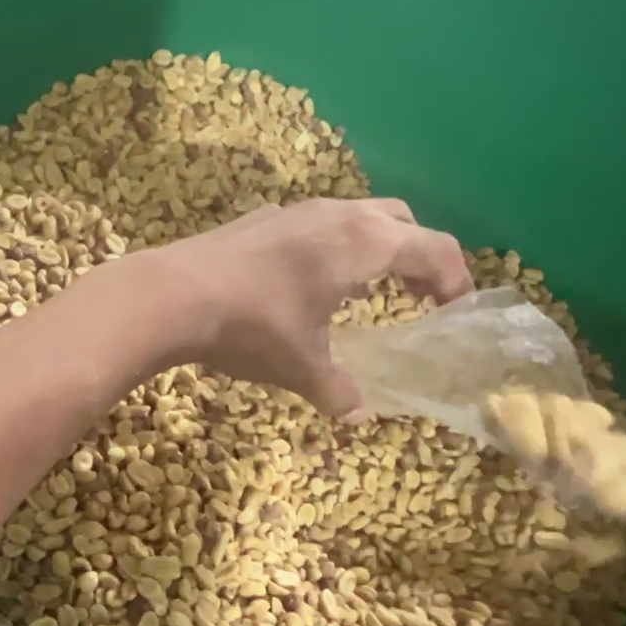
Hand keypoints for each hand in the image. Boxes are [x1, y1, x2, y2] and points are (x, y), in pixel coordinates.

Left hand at [133, 197, 472, 413]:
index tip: (452, 309)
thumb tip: (357, 416)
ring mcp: (294, 210)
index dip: (453, 279)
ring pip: (351, 215)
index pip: (434, 249)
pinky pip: (311, 225)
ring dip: (368, 246)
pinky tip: (301, 282)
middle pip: (398, 220)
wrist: (172, 294)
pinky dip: (325, 246)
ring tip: (360, 289)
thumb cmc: (251, 327)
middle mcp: (336, 214)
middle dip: (415, 253)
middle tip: (415, 293)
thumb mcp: (300, 366)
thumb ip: (336, 389)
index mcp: (364, 243)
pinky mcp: (257, 218)